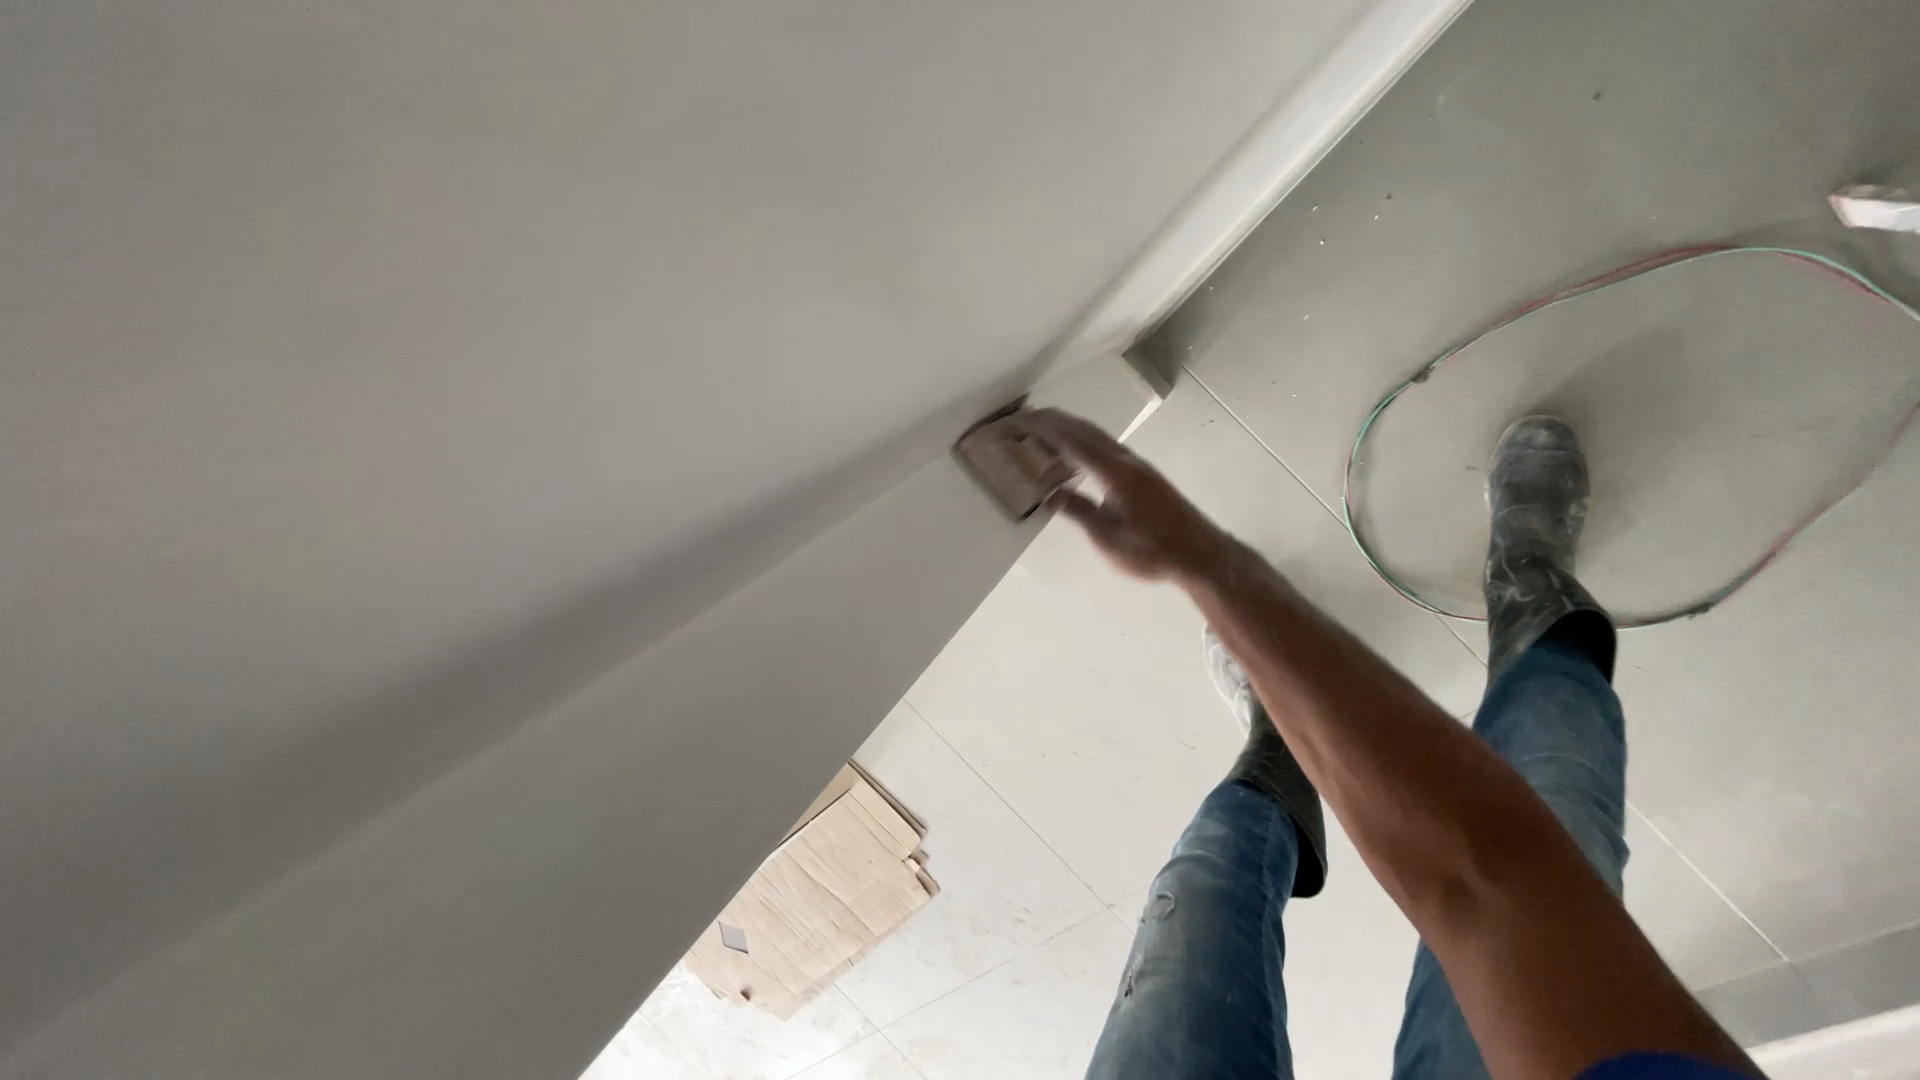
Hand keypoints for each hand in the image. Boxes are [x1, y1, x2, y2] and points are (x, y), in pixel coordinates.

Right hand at [1009, 408, 1235, 581]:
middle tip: (1027, 416)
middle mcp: (1126, 461)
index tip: (1020, 420)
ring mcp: (1138, 467)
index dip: (1044, 430)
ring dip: (1071, 428)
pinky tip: (1080, 452)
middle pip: (1086, 431)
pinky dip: (1086, 441)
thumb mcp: (1108, 538)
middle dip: (1055, 420)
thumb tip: (1051, 494)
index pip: (1072, 443)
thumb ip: (1080, 512)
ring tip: (1047, 426)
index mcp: (1114, 473)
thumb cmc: (1152, 551)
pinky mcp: (1144, 476)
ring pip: (1099, 437)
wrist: (1199, 554)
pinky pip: (1107, 447)